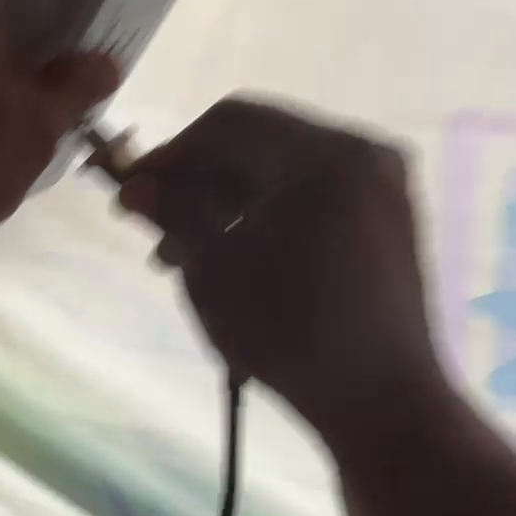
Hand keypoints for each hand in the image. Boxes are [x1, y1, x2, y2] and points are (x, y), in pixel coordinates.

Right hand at [119, 98, 444, 434]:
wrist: (376, 394)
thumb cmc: (284, 328)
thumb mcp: (212, 267)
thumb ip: (172, 213)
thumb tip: (133, 185)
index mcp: (323, 155)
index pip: (230, 120)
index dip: (170, 153)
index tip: (131, 197)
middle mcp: (362, 153)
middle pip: (256, 141)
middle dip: (194, 181)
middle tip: (152, 232)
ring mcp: (381, 185)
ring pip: (279, 171)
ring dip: (221, 202)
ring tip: (183, 256)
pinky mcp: (384, 219)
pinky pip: (308, 196)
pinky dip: (259, 215)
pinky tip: (232, 258)